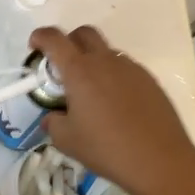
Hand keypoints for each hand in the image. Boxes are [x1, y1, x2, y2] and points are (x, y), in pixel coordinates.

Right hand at [30, 26, 194, 194]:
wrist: (159, 160)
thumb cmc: (106, 149)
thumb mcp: (67, 140)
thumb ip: (53, 122)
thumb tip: (53, 117)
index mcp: (80, 71)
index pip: (54, 39)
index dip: (40, 37)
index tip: (35, 47)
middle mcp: (105, 61)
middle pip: (83, 33)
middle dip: (68, 42)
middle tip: (62, 66)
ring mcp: (131, 68)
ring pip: (106, 52)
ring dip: (93, 62)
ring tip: (91, 93)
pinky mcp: (150, 80)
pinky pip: (125, 69)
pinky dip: (113, 77)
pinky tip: (116, 105)